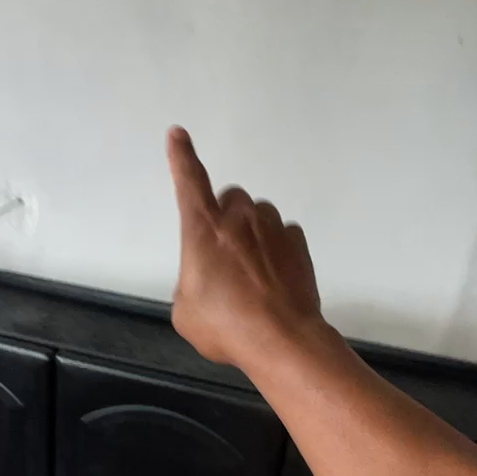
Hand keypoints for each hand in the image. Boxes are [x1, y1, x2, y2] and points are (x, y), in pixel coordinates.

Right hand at [166, 126, 326, 368]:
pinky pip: (282, 236)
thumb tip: (203, 285)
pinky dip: (275, 251)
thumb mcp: (186, 312)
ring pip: (258, 216)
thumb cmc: (226, 326)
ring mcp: (272, 229)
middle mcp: (239, 220)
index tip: (178, 136)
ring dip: (252, 235)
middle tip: (223, 255)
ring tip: (249, 274)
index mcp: (203, 230)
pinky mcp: (298, 245)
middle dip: (225, 218)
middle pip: (230, 199)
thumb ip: (190, 285)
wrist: (280, 340)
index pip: (189, 182)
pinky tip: (271, 279)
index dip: (181, 157)